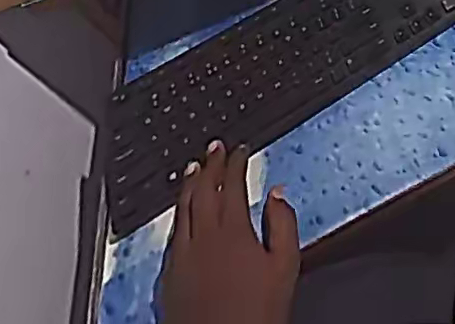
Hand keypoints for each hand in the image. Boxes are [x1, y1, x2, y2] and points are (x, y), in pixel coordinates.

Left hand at [162, 141, 299, 323]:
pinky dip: (178, 211)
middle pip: (203, 188)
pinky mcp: (169, 275)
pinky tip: (181, 210)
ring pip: (183, 206)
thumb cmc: (255, 315)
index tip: (240, 149)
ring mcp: (183, 254)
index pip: (232, 183)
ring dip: (189, 182)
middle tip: (214, 147)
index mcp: (232, 230)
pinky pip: (173, 231)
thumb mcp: (285, 268)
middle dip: (210, 163)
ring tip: (193, 167)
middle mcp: (204, 236)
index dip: (236, 161)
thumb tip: (277, 194)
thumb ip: (284, 224)